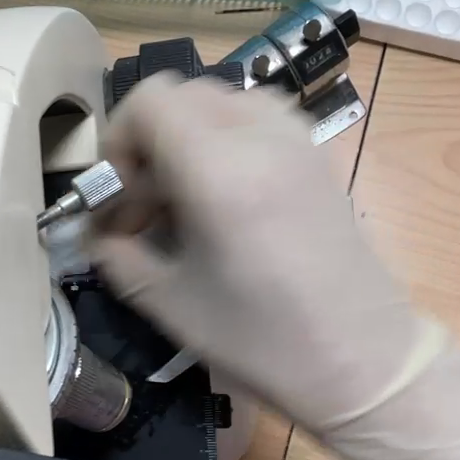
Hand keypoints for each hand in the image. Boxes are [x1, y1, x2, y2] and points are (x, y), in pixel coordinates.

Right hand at [89, 75, 459, 459]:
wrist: (363, 363)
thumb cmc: (263, 342)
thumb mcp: (171, 306)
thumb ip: (118, 257)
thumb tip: (96, 234)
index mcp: (219, 170)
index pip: (149, 100)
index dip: (117, 139)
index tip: (119, 196)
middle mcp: (261, 136)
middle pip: (182, 96)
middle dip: (148, 141)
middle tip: (144, 206)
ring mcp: (298, 141)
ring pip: (220, 101)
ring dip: (188, 137)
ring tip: (184, 201)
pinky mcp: (318, 156)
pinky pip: (257, 118)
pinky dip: (226, 140)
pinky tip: (224, 197)